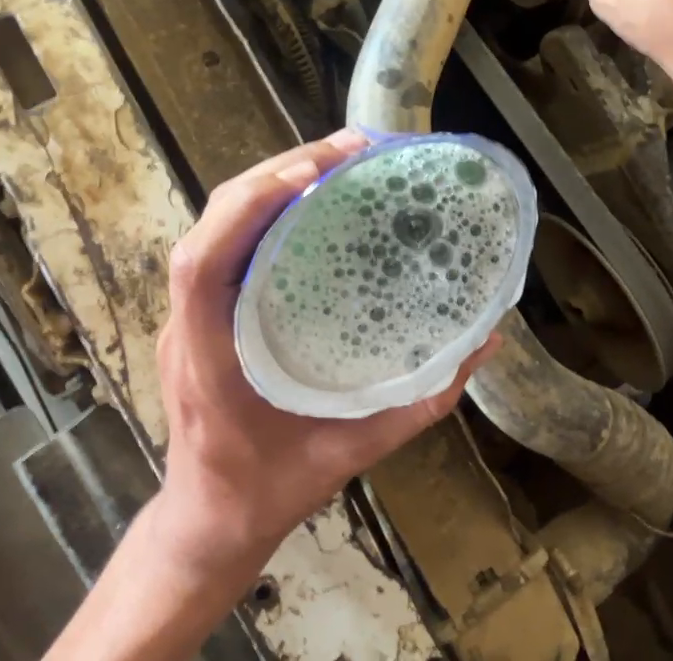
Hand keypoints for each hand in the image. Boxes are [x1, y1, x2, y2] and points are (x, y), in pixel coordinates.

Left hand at [154, 129, 497, 569]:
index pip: (204, 263)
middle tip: (348, 149)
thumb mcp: (354, 451)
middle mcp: (189, 324)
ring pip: (214, 224)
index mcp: (212, 357)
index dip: (251, 207)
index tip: (311, 175)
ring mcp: (187, 315)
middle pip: (212, 223)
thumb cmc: (271, 490)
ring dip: (268, 181)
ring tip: (335, 160)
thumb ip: (422, 402)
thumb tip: (485, 343)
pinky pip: (226, 242)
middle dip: (274, 172)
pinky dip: (264, 207)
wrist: (208, 523)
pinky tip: (311, 198)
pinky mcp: (199, 311)